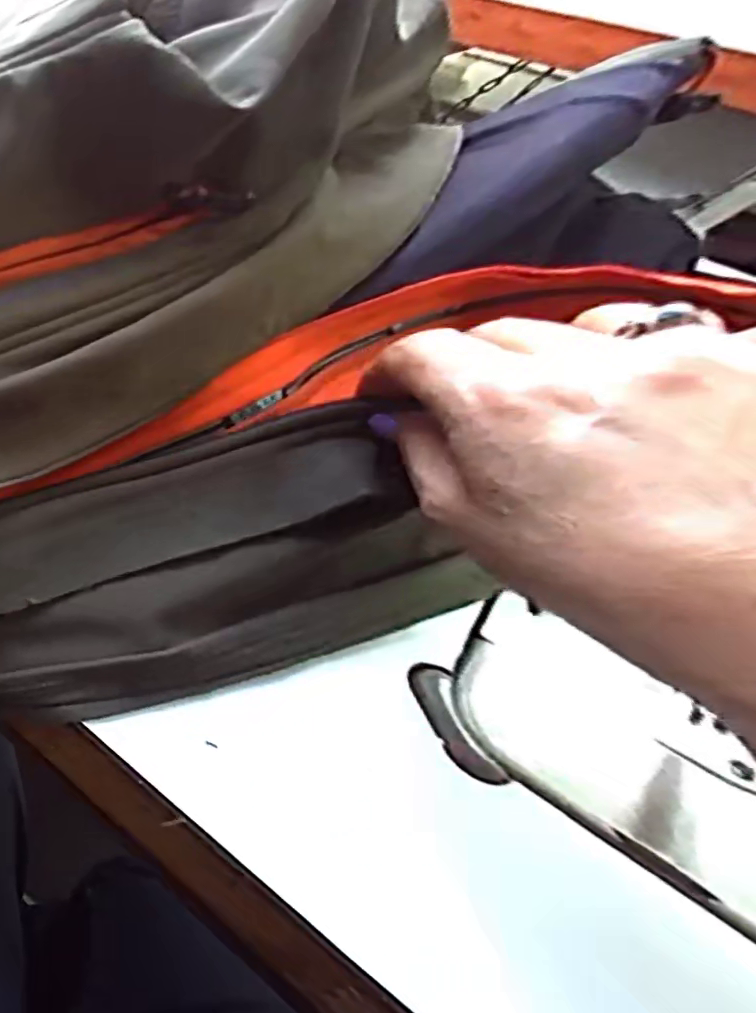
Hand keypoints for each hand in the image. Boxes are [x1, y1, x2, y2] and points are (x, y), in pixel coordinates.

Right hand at [365, 304, 755, 726]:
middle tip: (458, 407)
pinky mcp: (745, 360)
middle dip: (462, 365)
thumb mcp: (464, 518)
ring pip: (581, 323)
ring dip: (549, 355)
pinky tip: (630, 407)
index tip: (387, 389)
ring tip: (554, 403)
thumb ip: (422, 453)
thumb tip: (406, 421)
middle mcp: (588, 365)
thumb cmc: (609, 570)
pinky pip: (668, 337)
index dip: (389, 371)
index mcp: (503, 403)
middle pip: (495, 332)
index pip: (420, 350)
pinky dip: (632, 363)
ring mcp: (677, 355)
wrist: (740, 594)